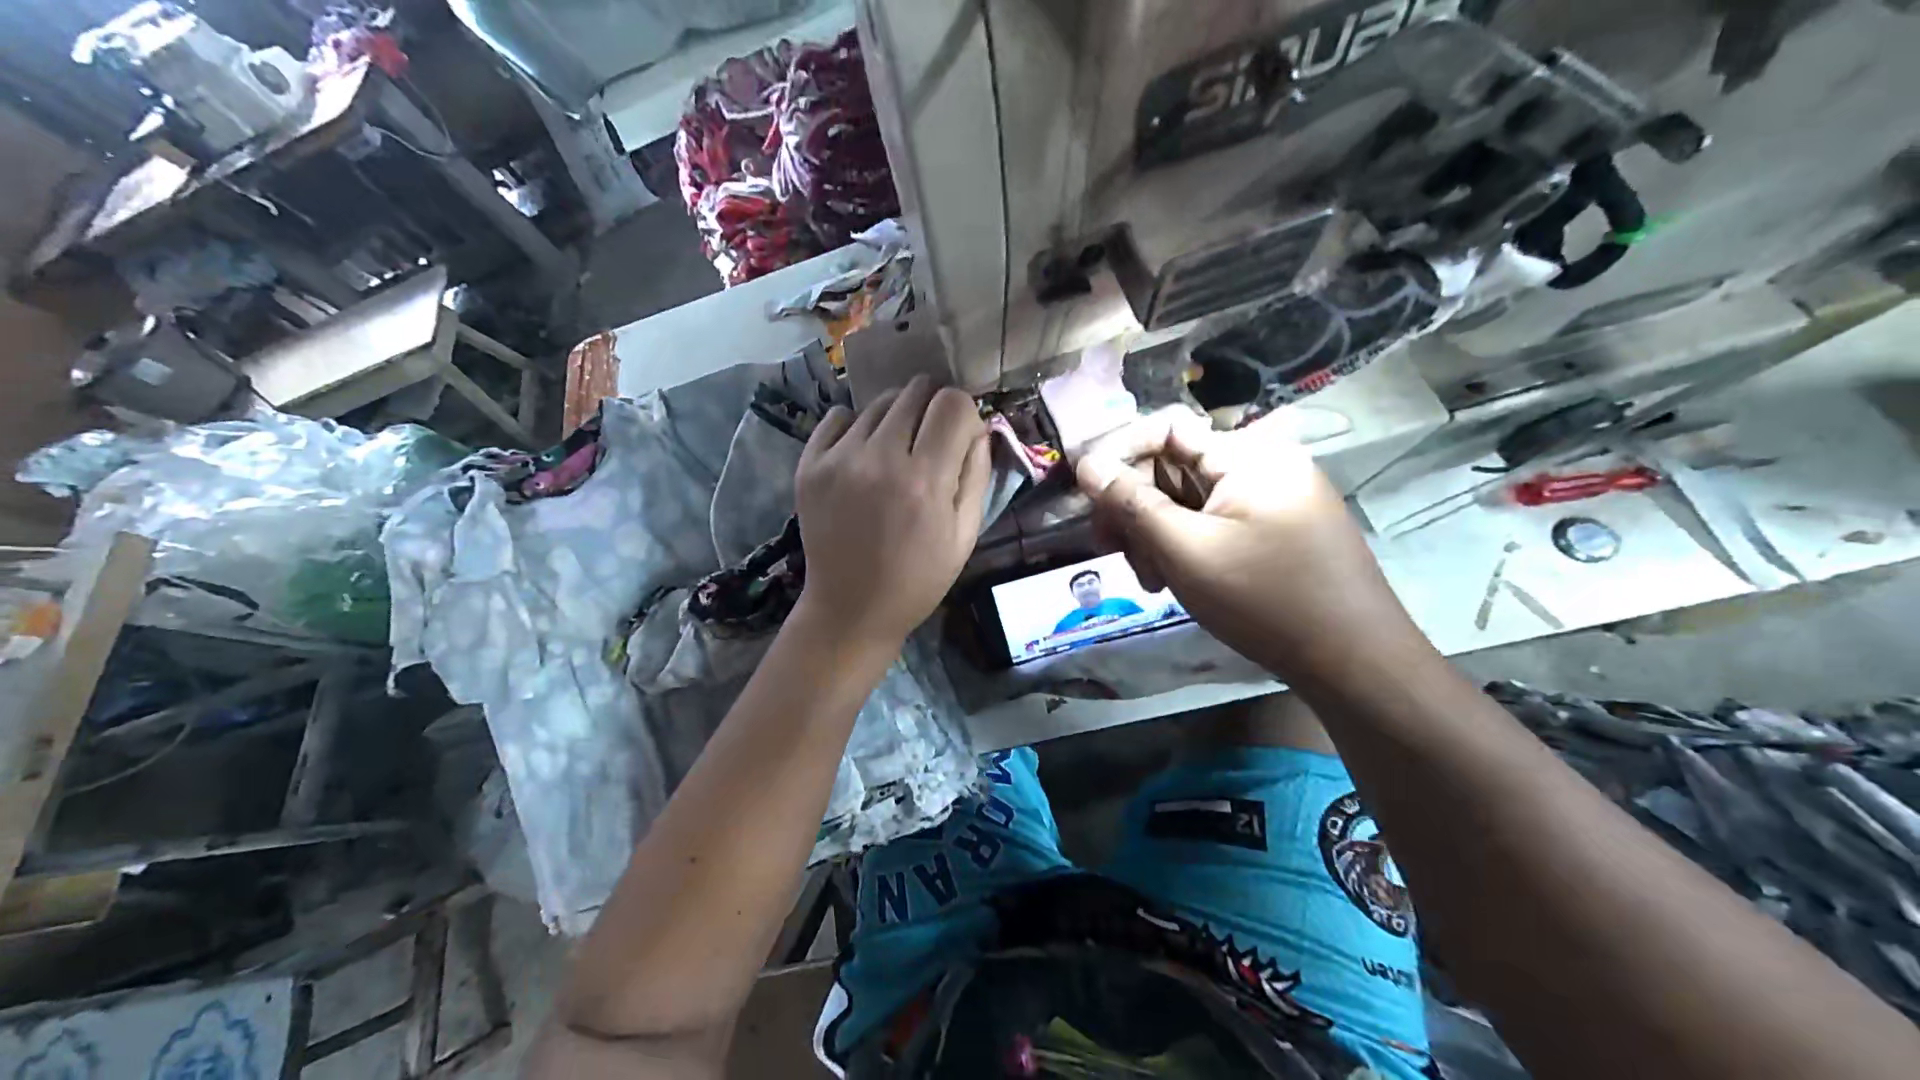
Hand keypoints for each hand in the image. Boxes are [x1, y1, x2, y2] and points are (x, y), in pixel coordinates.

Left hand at [795, 376, 990, 644]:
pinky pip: (839, 416)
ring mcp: (838, 460)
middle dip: (932, 408)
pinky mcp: (809, 465)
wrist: (851, 609)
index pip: (953, 402)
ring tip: (897, 452)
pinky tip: (864, 456)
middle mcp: (879, 460)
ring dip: (897, 418)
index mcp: (924, 482)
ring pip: (878, 402)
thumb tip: (979, 427)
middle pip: (915, 390)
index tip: (961, 436)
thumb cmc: (918, 579)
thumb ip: (976, 474)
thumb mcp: (965, 536)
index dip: (964, 413)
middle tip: (930, 440)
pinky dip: (857, 427)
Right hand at [1073, 408, 1426, 683]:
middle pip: (1174, 466)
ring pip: (1189, 498)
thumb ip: (1132, 504)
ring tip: (1152, 579)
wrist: (1354, 660)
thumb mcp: (1185, 551)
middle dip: (1136, 508)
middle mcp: (1263, 462)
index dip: (1118, 456)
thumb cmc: (1264, 600)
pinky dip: (1186, 544)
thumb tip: (1087, 465)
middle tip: (1114, 553)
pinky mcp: (1277, 526)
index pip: (1165, 428)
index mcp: (1249, 454)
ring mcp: (1273, 496)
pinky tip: (1176, 579)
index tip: (1089, 500)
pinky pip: (1214, 520)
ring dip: (1156, 533)